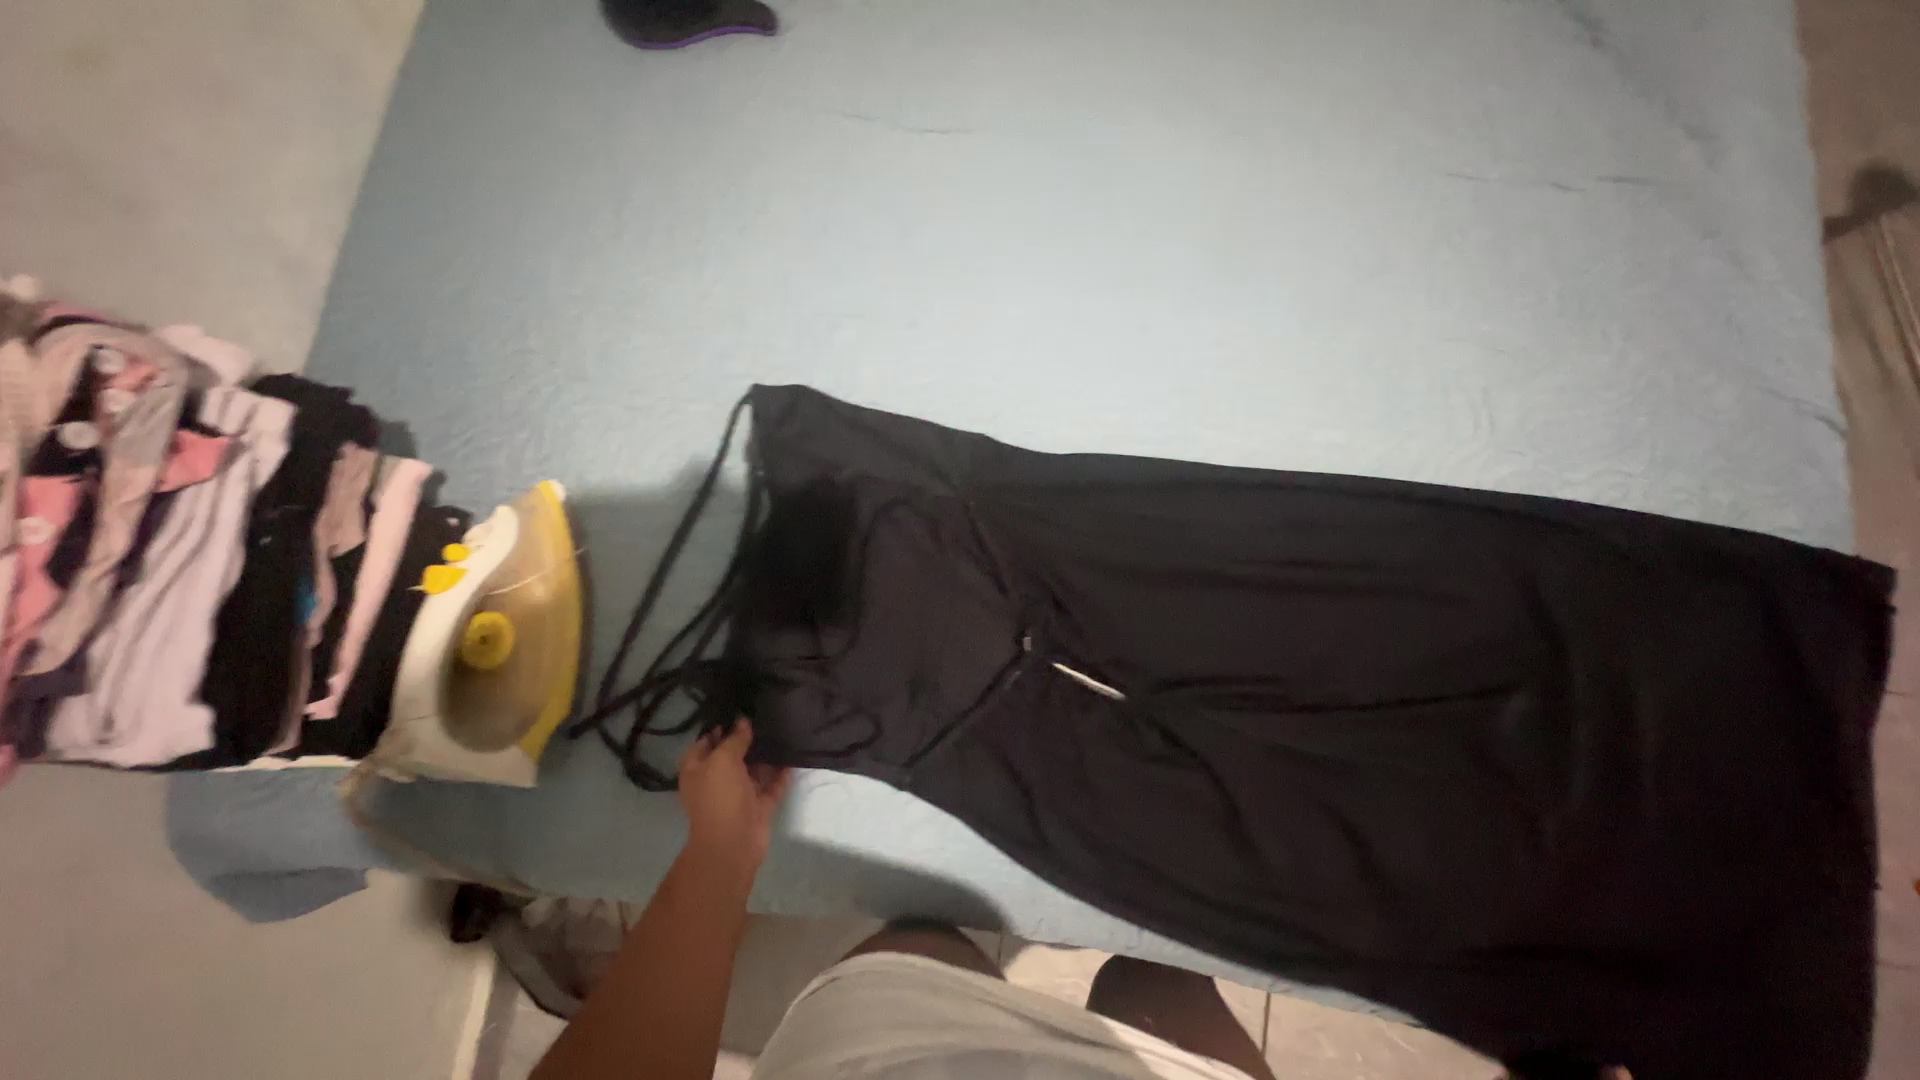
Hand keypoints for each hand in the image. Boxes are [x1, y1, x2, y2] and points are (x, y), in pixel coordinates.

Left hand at [677, 718, 792, 870]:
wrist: (733, 843)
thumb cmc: (719, 796)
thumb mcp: (722, 760)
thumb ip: (734, 740)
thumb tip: (743, 722)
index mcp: (697, 771)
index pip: (703, 744)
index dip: (717, 729)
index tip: (736, 712)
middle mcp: (716, 782)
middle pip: (730, 757)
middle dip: (745, 740)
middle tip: (764, 718)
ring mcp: (738, 796)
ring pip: (753, 771)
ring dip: (765, 756)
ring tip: (781, 731)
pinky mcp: (759, 807)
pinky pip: (772, 786)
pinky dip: (781, 774)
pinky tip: (792, 755)